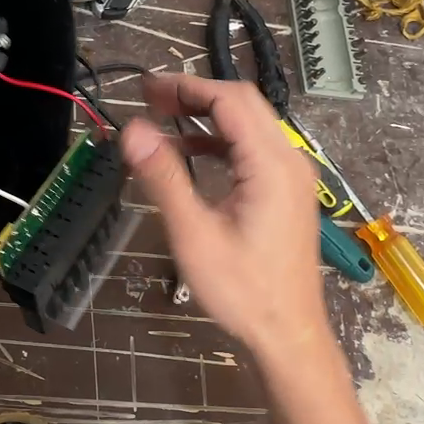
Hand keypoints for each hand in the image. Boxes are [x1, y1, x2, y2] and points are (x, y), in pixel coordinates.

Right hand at [120, 74, 329, 359]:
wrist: (289, 337)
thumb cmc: (242, 291)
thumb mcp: (195, 234)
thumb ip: (164, 177)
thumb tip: (132, 130)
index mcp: (271, 164)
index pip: (230, 100)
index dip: (186, 86)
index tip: (146, 89)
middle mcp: (288, 161)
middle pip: (243, 104)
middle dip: (194, 94)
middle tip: (150, 100)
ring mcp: (291, 176)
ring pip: (249, 123)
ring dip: (206, 115)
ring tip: (162, 121)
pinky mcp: (286, 191)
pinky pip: (253, 147)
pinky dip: (219, 140)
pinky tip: (189, 154)